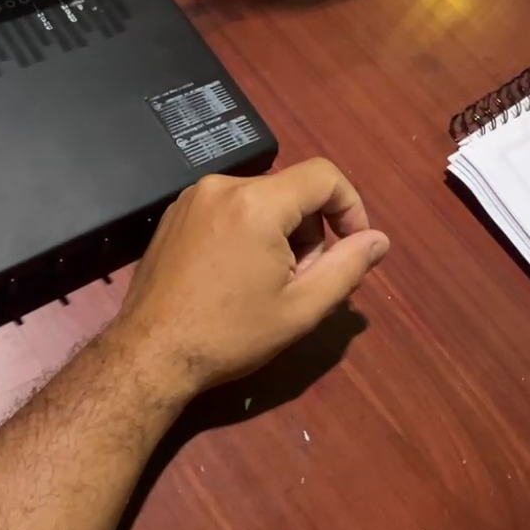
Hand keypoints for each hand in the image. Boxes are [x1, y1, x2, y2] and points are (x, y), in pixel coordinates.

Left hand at [106, 158, 389, 396]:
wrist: (150, 353)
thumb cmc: (229, 335)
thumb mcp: (300, 309)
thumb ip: (347, 267)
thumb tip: (378, 239)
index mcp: (257, 203)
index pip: (324, 176)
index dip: (350, 207)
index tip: (353, 245)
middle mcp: (222, 186)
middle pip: (291, 189)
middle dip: (311, 229)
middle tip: (301, 279)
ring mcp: (192, 197)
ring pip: (260, 199)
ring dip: (279, 232)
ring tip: (266, 282)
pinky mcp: (174, 213)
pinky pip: (228, 207)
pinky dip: (247, 230)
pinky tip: (235, 274)